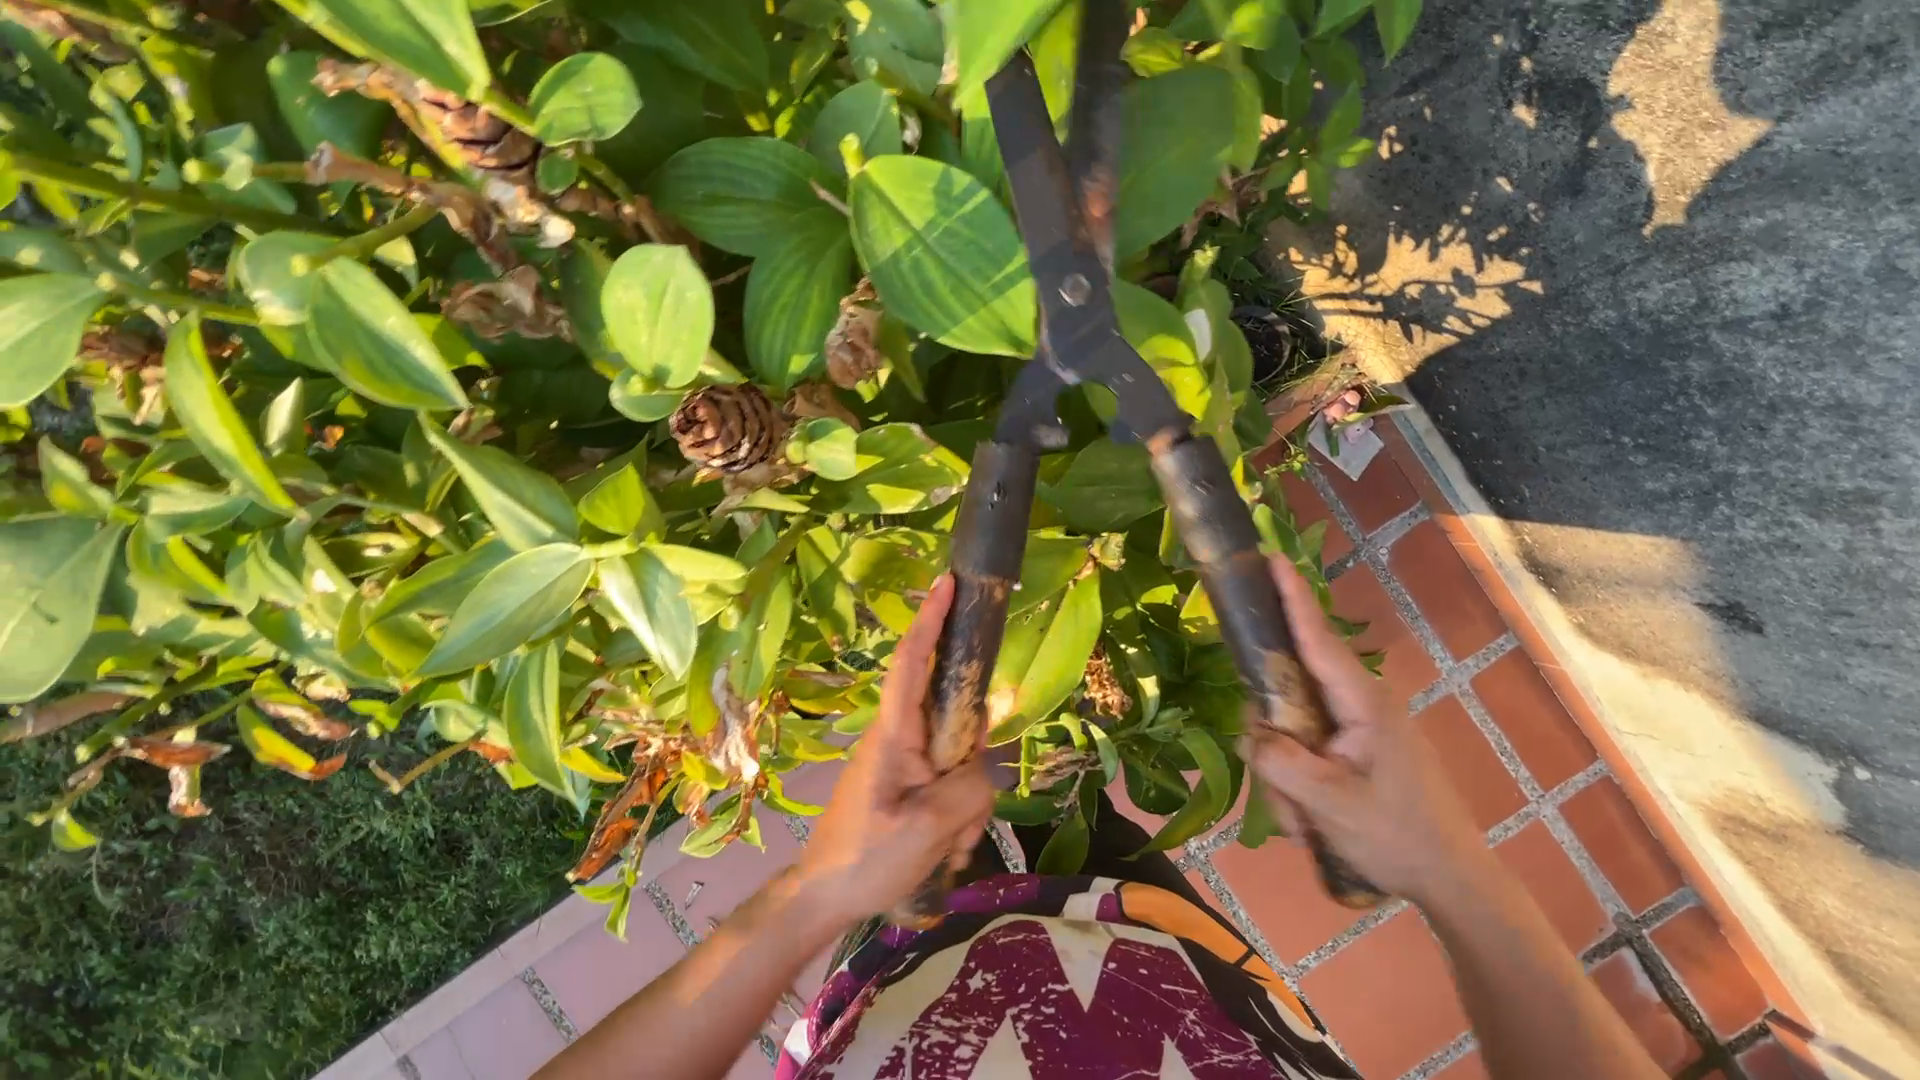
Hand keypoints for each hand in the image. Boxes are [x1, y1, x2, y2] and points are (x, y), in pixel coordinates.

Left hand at [795, 574, 995, 924]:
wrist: (826, 896)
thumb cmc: (866, 857)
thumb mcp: (926, 829)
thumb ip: (968, 790)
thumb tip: (981, 771)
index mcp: (893, 734)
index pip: (911, 662)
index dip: (929, 620)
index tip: (947, 581)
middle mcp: (900, 738)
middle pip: (955, 716)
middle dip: (971, 760)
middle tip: (962, 814)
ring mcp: (907, 762)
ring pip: (960, 757)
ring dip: (966, 802)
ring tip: (946, 845)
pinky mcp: (911, 784)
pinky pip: (951, 783)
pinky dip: (958, 814)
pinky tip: (944, 850)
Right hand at [1240, 558, 1493, 902]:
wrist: (1451, 880)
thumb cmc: (1398, 835)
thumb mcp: (1329, 803)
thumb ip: (1280, 760)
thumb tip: (1251, 732)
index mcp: (1363, 703)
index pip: (1318, 639)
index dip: (1292, 597)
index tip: (1271, 558)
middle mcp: (1359, 704)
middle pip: (1288, 692)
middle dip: (1273, 740)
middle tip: (1285, 795)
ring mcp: (1356, 727)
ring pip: (1290, 727)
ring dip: (1285, 775)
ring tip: (1304, 821)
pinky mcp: (1352, 748)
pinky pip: (1303, 748)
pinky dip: (1295, 782)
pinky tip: (1309, 819)